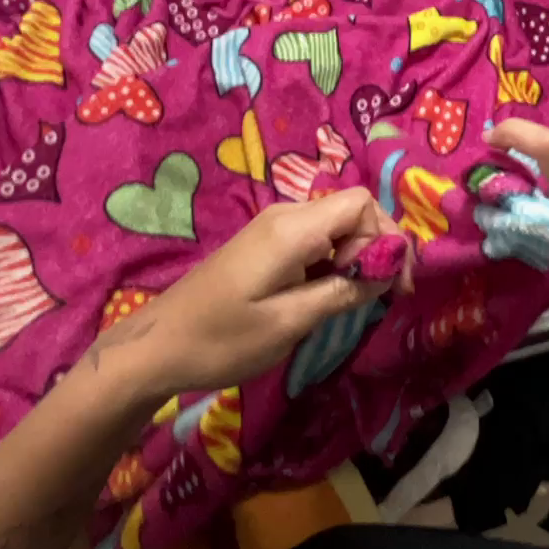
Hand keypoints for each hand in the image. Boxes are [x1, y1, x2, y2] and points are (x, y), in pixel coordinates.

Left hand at [78, 187, 409, 400]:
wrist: (158, 345)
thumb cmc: (222, 339)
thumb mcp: (289, 323)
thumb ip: (342, 292)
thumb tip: (387, 271)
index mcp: (292, 228)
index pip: (360, 203)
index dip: (385, 236)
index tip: (389, 284)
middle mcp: (287, 215)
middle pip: (352, 210)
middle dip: (377, 246)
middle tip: (385, 295)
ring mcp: (275, 227)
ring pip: (337, 224)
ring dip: (358, 256)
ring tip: (361, 299)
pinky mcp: (267, 243)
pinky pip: (317, 238)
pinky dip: (336, 260)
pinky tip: (333, 292)